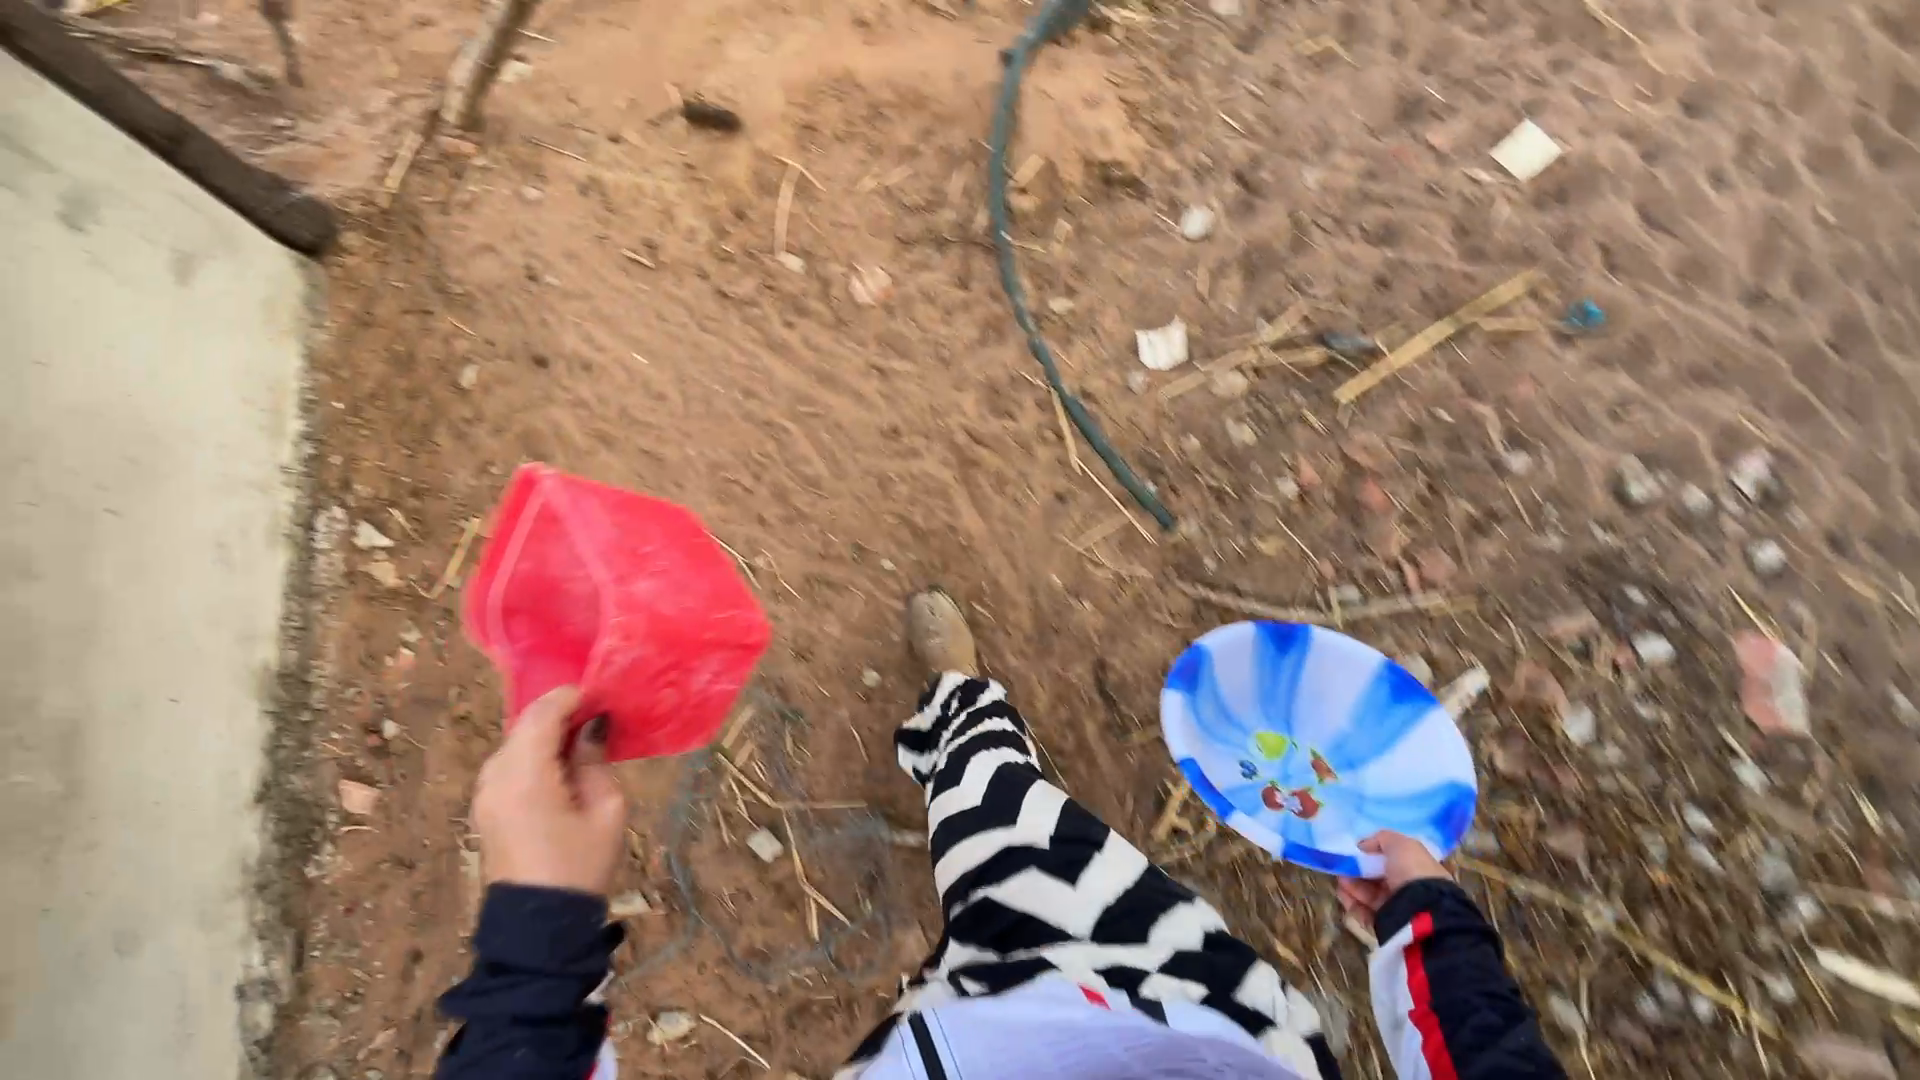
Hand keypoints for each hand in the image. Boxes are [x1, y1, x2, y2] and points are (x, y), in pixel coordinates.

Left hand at [472, 685, 627, 895]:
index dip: (572, 697)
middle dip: (560, 713)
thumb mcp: (605, 809)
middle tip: (599, 716)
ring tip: (584, 741)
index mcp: (525, 776)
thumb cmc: (580, 865)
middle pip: (525, 725)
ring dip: (546, 733)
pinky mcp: (485, 806)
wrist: (539, 925)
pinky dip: (534, 753)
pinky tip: (562, 767)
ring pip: (515, 742)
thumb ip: (595, 760)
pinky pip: (509, 764)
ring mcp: (484, 792)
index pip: (542, 714)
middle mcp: (495, 777)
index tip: (602, 697)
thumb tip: (592, 726)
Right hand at [1335, 830, 1451, 922]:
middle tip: (1343, 865)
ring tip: (1341, 879)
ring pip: (1369, 895)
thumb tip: (1363, 845)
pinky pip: (1365, 913)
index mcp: (1417, 871)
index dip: (1374, 856)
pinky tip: (1343, 894)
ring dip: (1352, 885)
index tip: (1357, 850)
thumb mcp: (1400, 844)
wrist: (1422, 910)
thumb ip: (1381, 838)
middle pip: (1378, 879)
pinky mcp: (1387, 924)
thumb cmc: (1413, 872)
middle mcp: (1409, 890)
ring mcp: (1398, 909)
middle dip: (1358, 870)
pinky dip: (1352, 903)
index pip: (1394, 862)